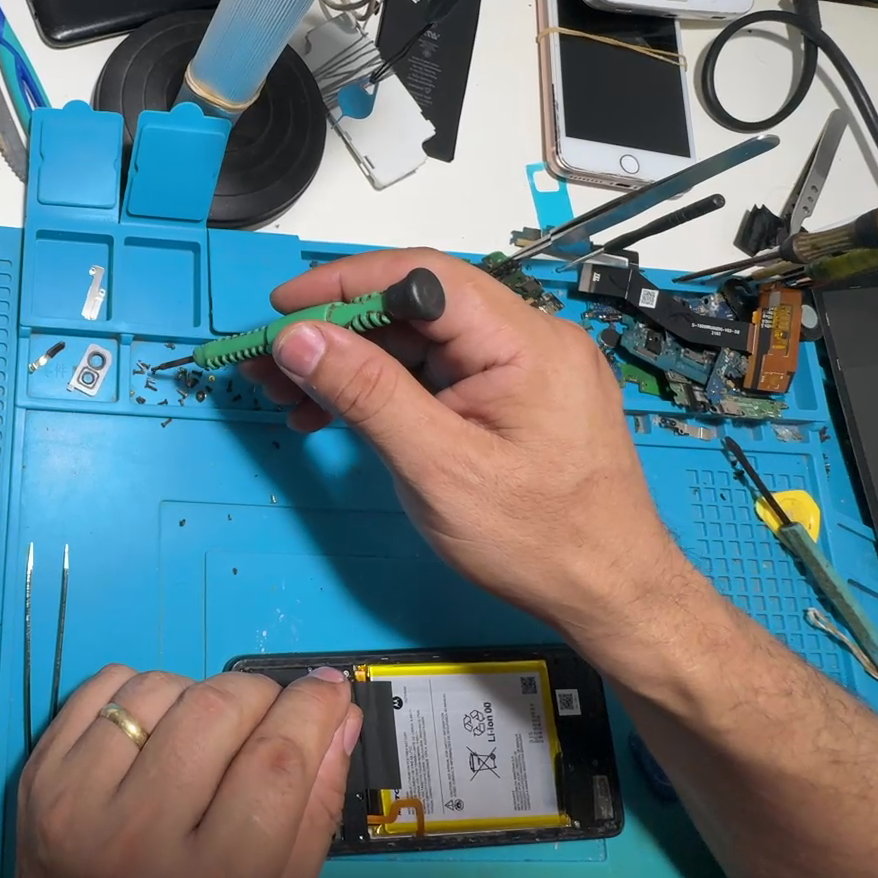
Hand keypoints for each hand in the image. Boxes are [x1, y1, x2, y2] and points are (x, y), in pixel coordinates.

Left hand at [16, 664, 361, 877]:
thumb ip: (312, 810)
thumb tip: (336, 714)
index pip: (274, 764)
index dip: (311, 712)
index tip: (327, 687)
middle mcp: (137, 839)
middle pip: (215, 712)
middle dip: (256, 694)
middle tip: (266, 707)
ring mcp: (77, 799)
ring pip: (159, 687)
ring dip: (195, 693)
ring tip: (201, 733)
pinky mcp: (41, 768)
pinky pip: (105, 683)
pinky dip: (140, 689)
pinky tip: (151, 729)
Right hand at [238, 248, 694, 640]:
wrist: (609, 599)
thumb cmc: (535, 540)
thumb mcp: (437, 467)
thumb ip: (365, 393)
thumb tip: (296, 337)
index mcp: (523, 342)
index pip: (422, 277)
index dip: (343, 283)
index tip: (281, 308)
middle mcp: (521, 341)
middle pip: (409, 310)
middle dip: (331, 332)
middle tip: (267, 361)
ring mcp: (511, 370)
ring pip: (408, 345)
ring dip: (342, 365)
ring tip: (283, 393)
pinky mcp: (497, 399)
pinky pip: (422, 377)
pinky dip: (369, 392)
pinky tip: (325, 415)